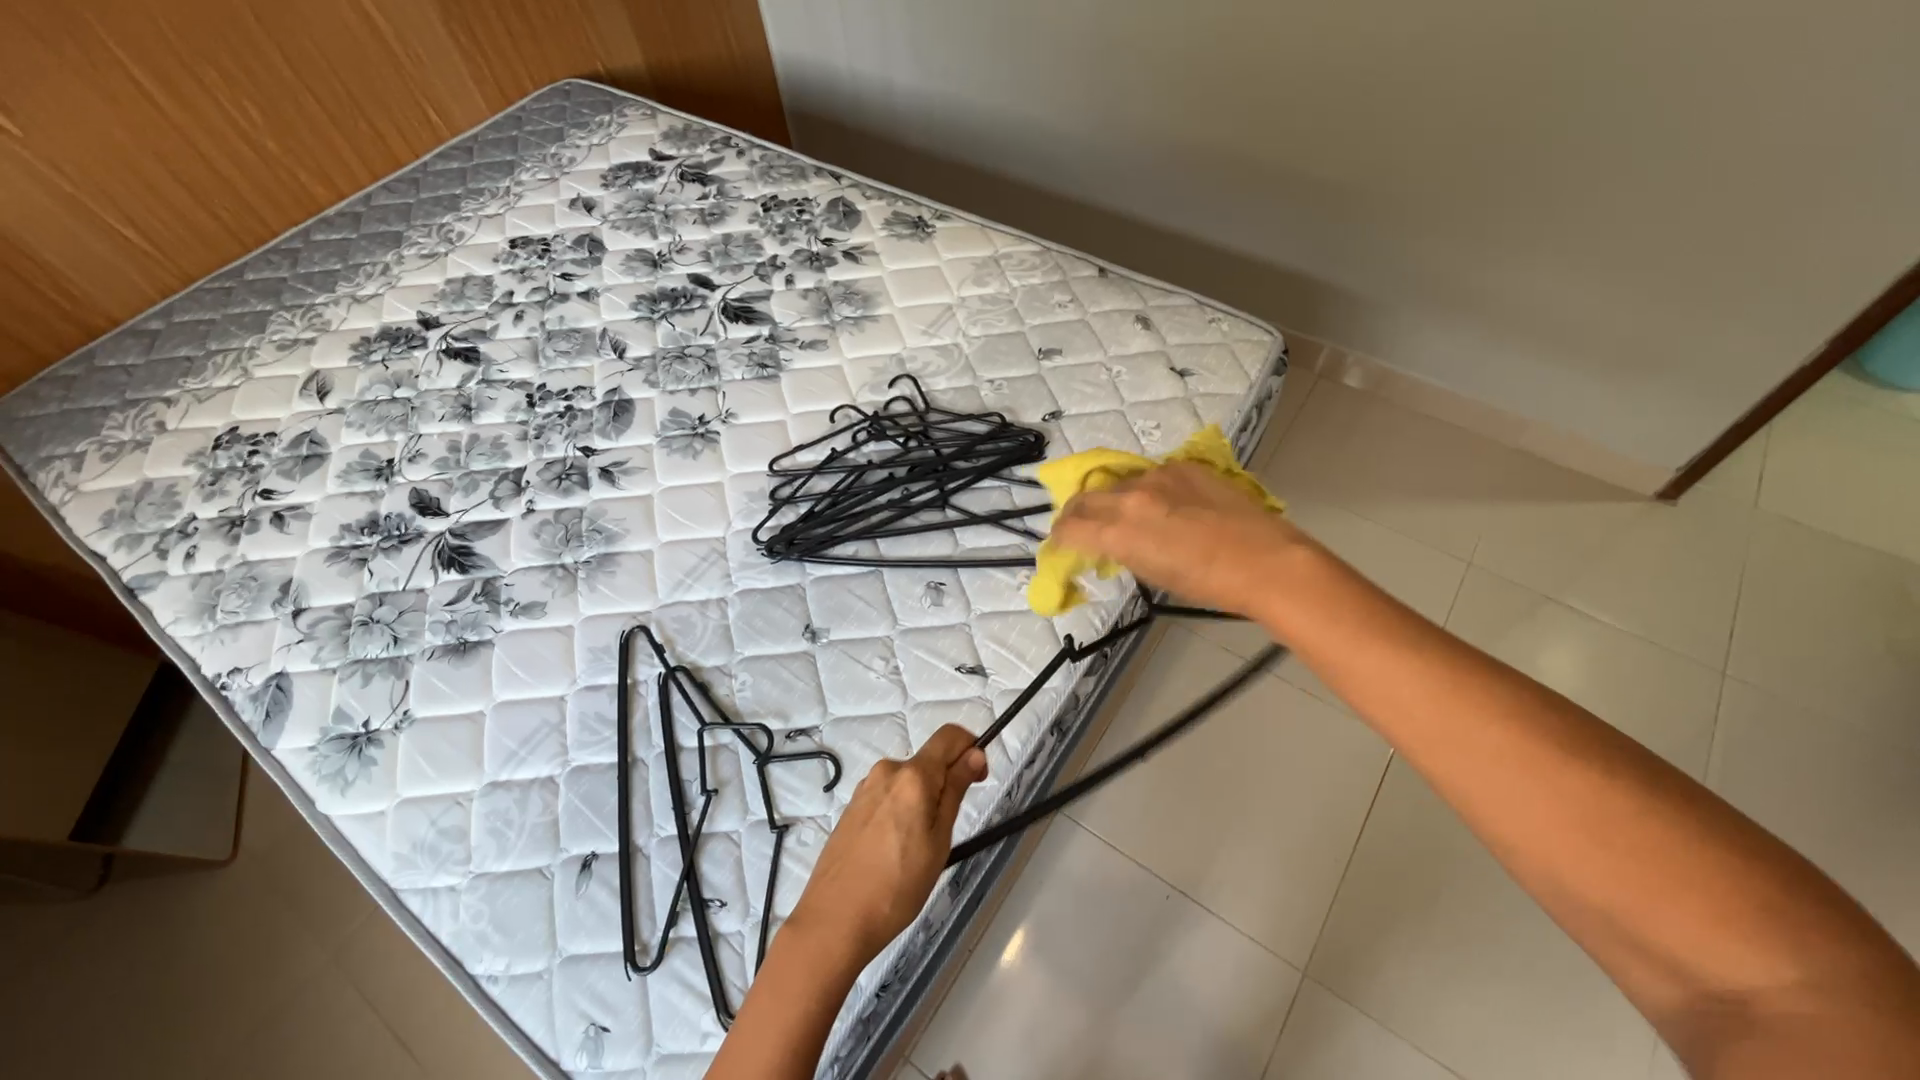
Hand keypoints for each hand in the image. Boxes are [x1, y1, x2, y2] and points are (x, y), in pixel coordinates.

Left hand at [787, 724, 988, 962]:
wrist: (835, 920)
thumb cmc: (898, 886)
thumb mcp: (939, 840)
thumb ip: (955, 791)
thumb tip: (974, 754)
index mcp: (912, 775)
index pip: (950, 735)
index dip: (971, 749)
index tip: (978, 781)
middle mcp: (885, 772)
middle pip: (928, 761)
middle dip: (945, 784)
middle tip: (945, 833)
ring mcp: (864, 790)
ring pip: (907, 782)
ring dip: (922, 801)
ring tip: (917, 850)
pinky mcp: (851, 809)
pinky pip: (887, 797)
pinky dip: (901, 813)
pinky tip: (894, 852)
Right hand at [1049, 461, 1308, 621]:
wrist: (1266, 561)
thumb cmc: (1209, 585)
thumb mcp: (1154, 575)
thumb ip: (1123, 552)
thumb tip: (1113, 544)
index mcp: (1119, 531)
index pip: (1069, 528)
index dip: (1059, 539)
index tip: (1061, 546)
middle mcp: (1131, 496)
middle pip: (1085, 499)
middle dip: (1075, 514)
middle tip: (1078, 528)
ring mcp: (1159, 476)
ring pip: (1119, 483)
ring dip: (1113, 499)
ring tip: (1126, 515)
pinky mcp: (1186, 466)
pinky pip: (1152, 475)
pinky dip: (1147, 489)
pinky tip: (1165, 504)